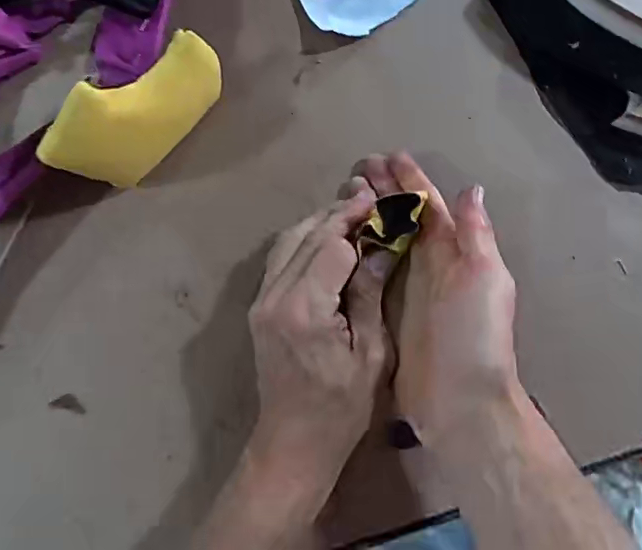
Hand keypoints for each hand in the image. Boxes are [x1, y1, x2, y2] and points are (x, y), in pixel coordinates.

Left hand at [245, 180, 395, 490]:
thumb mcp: (371, 353)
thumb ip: (370, 293)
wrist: (291, 446)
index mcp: (304, 310)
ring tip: (352, 210)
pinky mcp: (259, 305)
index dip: (358, 221)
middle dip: (340, 212)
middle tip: (369, 196)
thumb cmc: (340, 408)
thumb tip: (382, 245)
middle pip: (308, 235)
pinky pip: (281, 256)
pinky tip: (328, 236)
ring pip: (289, 239)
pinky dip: (306, 237)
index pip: (332, 245)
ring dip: (321, 220)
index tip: (380, 202)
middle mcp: (275, 296)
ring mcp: (262, 299)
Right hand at [353, 153, 521, 444]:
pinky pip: (370, 269)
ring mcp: (407, 286)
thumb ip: (476, 233)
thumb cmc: (476, 334)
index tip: (389, 155)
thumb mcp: (485, 276)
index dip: (411, 179)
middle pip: (404, 215)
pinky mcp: (386, 311)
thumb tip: (472, 188)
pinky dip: (358, 248)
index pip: (429, 204)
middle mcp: (430, 262)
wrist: (461, 403)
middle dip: (384, 188)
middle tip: (358, 166)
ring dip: (369, 212)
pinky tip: (339, 237)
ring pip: (386, 237)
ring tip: (345, 191)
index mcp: (455, 250)